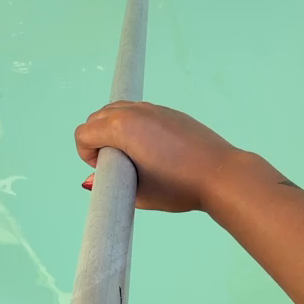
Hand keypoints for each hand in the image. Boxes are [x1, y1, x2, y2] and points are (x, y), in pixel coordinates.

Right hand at [74, 101, 243, 211]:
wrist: (220, 174)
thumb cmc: (178, 187)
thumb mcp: (139, 194)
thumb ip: (109, 186)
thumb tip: (90, 182)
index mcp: (121, 129)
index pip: (84, 133)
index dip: (87, 155)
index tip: (104, 171)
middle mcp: (134, 112)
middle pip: (97, 117)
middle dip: (97, 140)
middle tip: (116, 165)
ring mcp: (153, 108)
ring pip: (118, 111)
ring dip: (114, 130)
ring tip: (132, 156)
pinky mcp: (170, 112)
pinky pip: (140, 113)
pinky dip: (134, 126)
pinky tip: (152, 149)